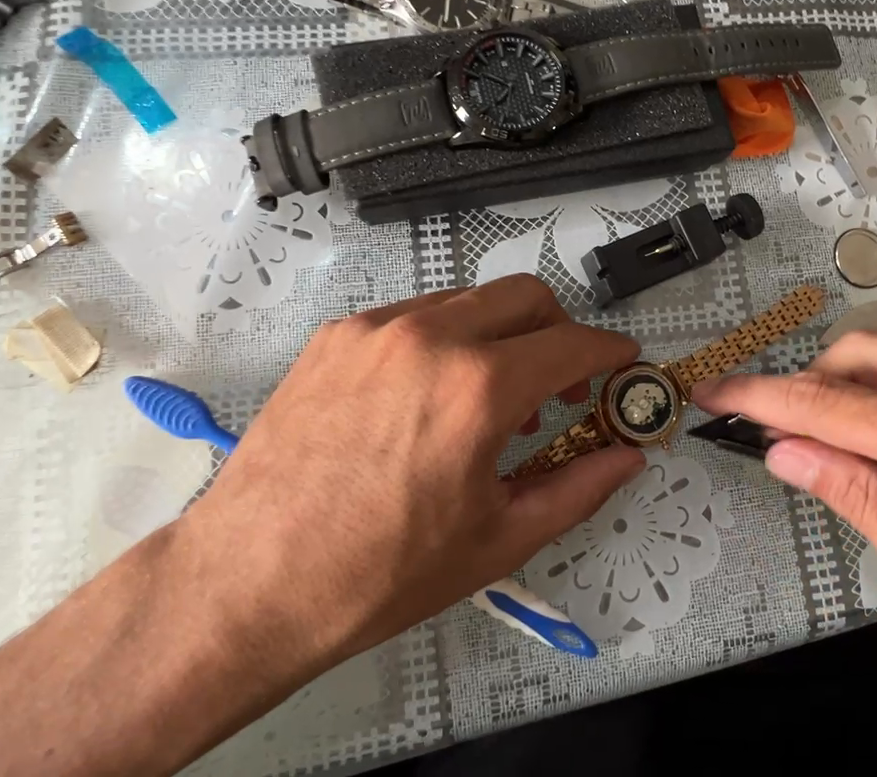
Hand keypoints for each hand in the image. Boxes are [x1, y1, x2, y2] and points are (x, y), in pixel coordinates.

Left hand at [180, 274, 645, 672]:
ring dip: (498, 334)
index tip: (620, 364)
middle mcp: (428, 338)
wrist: (251, 581)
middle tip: (558, 384)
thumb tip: (625, 458)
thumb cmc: (378, 574)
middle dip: (558, 329)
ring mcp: (373, 331)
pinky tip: (427, 396)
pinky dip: (441, 340)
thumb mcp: (497, 540)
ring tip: (487, 399)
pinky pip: (410, 317)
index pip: (571, 342)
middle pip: (524, 296)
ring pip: (466, 300)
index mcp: (477, 388)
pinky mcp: (333, 338)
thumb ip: (577, 488)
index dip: (608, 352)